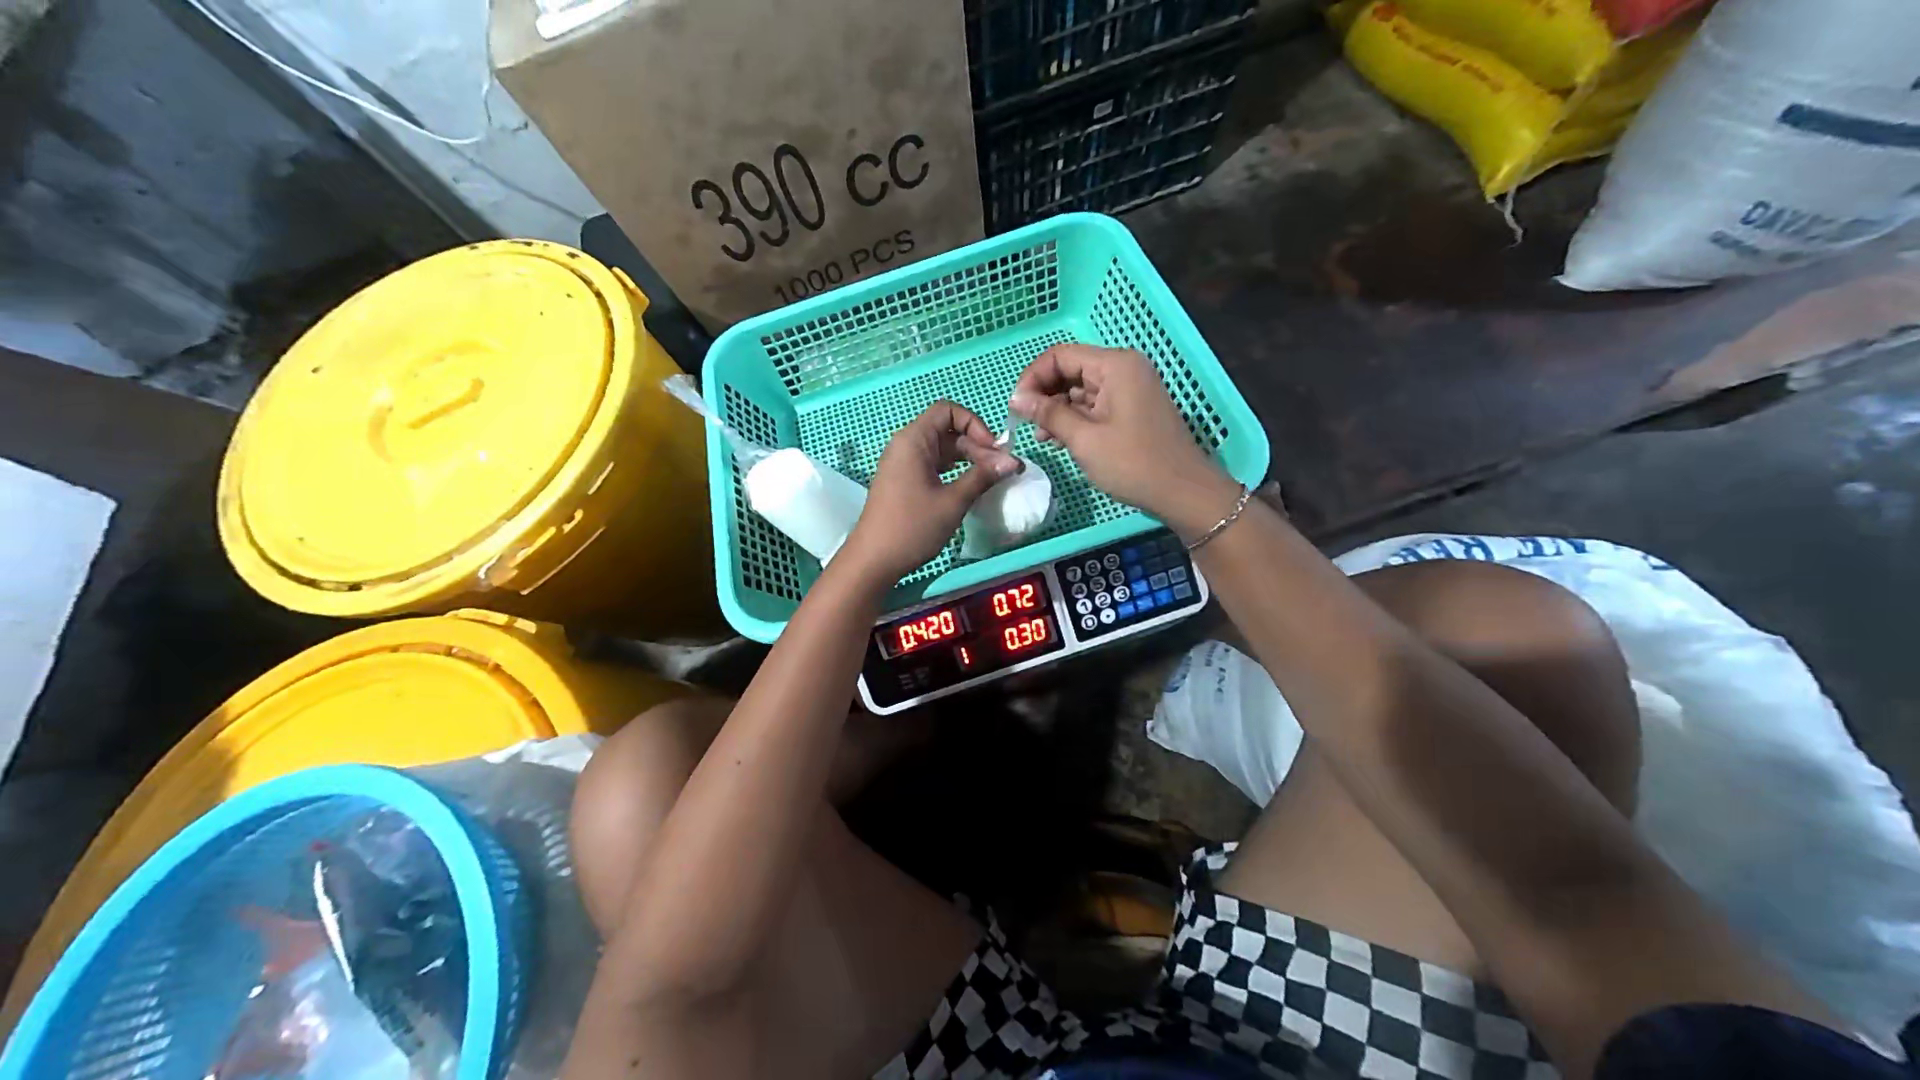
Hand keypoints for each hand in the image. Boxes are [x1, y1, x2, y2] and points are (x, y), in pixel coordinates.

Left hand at [840, 401, 1019, 581]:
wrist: (874, 560)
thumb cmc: (912, 526)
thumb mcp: (953, 501)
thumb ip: (983, 476)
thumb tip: (1013, 461)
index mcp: (913, 440)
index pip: (948, 411)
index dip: (975, 424)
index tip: (992, 450)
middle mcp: (906, 445)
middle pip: (948, 431)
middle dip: (977, 446)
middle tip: (1002, 472)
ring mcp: (903, 464)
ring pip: (943, 451)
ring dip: (969, 460)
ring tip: (992, 480)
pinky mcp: (904, 482)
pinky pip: (934, 466)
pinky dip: (954, 472)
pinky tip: (971, 488)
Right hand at [1010, 344, 1239, 537]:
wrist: (1183, 492)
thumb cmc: (1133, 464)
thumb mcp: (1084, 439)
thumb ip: (1048, 414)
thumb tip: (1016, 400)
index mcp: (1115, 365)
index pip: (1059, 356)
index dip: (1033, 378)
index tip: (1016, 409)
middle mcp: (1123, 368)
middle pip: (1070, 369)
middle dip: (1044, 395)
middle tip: (1027, 426)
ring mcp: (1130, 388)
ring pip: (1080, 389)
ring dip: (1057, 410)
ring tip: (1043, 438)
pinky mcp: (1132, 408)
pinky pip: (1095, 404)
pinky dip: (1075, 419)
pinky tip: (1062, 440)